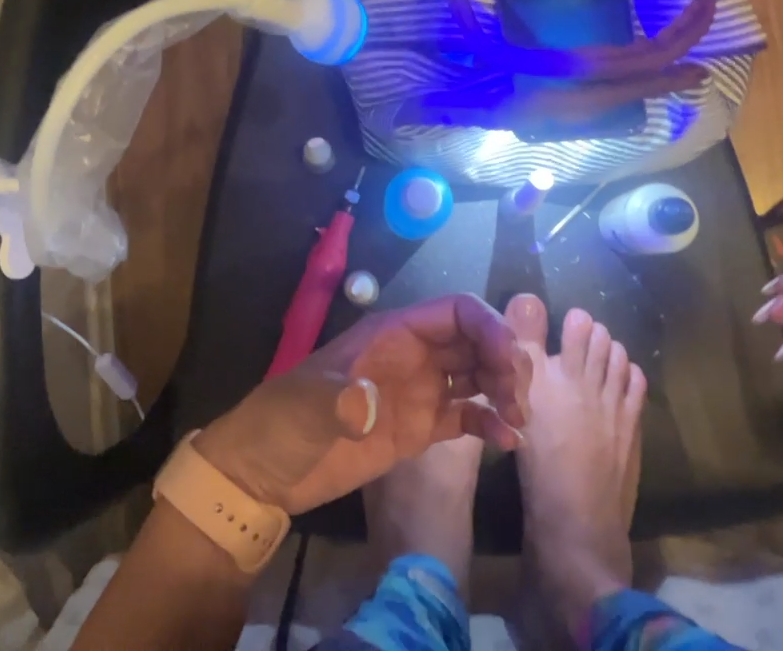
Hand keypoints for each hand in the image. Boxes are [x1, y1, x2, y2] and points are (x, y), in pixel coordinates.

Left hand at [194, 294, 531, 515]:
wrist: (266, 471)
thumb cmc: (281, 424)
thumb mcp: (304, 406)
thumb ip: (338, 400)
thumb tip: (368, 402)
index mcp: (391, 334)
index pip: (455, 311)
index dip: (488, 327)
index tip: (507, 362)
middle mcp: (413, 355)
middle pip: (476, 340)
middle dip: (505, 359)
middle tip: (516, 399)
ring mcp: (418, 391)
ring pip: (478, 373)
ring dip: (504, 388)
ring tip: (517, 420)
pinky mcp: (419, 428)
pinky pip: (466, 416)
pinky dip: (490, 423)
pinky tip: (506, 442)